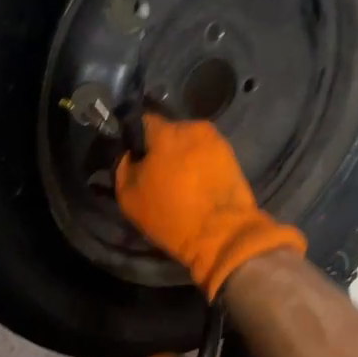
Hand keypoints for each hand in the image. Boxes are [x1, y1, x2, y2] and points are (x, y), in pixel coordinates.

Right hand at [113, 114, 306, 297]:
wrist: (223, 235)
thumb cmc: (172, 216)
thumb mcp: (129, 197)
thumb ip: (124, 168)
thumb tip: (130, 156)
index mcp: (166, 132)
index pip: (143, 121)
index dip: (136, 138)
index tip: (135, 156)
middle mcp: (193, 127)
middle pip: (169, 131)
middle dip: (161, 147)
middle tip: (157, 171)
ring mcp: (216, 140)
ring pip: (189, 142)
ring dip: (182, 155)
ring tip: (179, 180)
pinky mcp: (232, 155)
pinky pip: (206, 153)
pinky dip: (199, 163)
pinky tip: (196, 184)